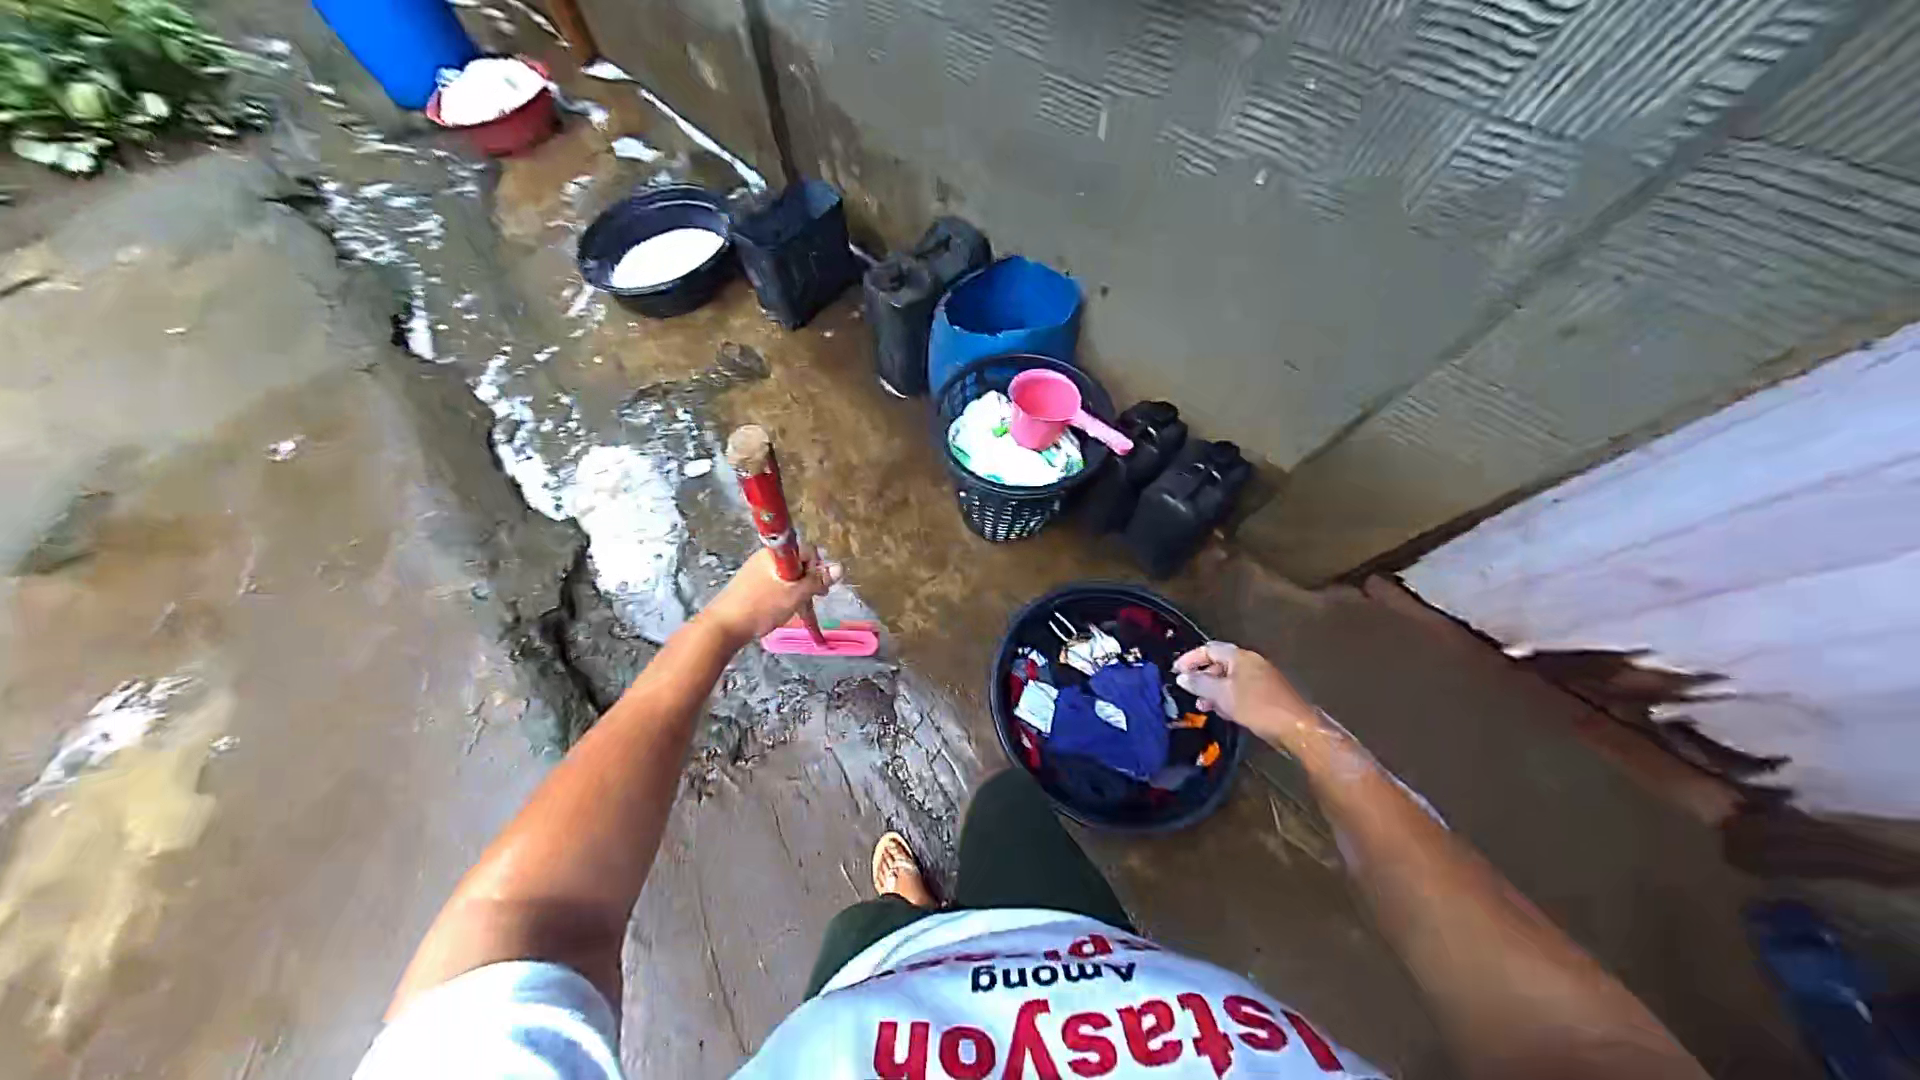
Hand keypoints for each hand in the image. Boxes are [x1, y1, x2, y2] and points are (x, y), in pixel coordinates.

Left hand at [701, 547, 841, 645]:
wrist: (722, 627)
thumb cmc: (761, 607)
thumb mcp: (795, 595)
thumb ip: (817, 581)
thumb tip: (840, 567)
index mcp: (776, 553)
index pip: (807, 550)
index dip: (818, 566)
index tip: (819, 586)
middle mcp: (766, 558)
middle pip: (798, 562)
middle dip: (810, 579)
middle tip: (815, 598)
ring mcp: (757, 571)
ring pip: (788, 576)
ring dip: (799, 590)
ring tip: (802, 608)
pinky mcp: (751, 585)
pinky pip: (776, 585)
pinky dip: (786, 595)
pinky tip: (786, 610)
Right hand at [1172, 641, 1320, 749]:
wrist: (1296, 728)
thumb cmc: (1257, 706)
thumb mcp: (1222, 695)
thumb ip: (1200, 683)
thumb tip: (1182, 677)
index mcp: (1240, 657)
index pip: (1209, 649)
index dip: (1190, 658)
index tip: (1176, 672)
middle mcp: (1252, 663)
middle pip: (1220, 664)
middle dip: (1202, 677)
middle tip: (1189, 690)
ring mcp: (1262, 678)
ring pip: (1230, 679)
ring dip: (1214, 690)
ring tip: (1204, 706)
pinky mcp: (1268, 693)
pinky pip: (1241, 690)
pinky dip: (1228, 697)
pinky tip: (1224, 711)